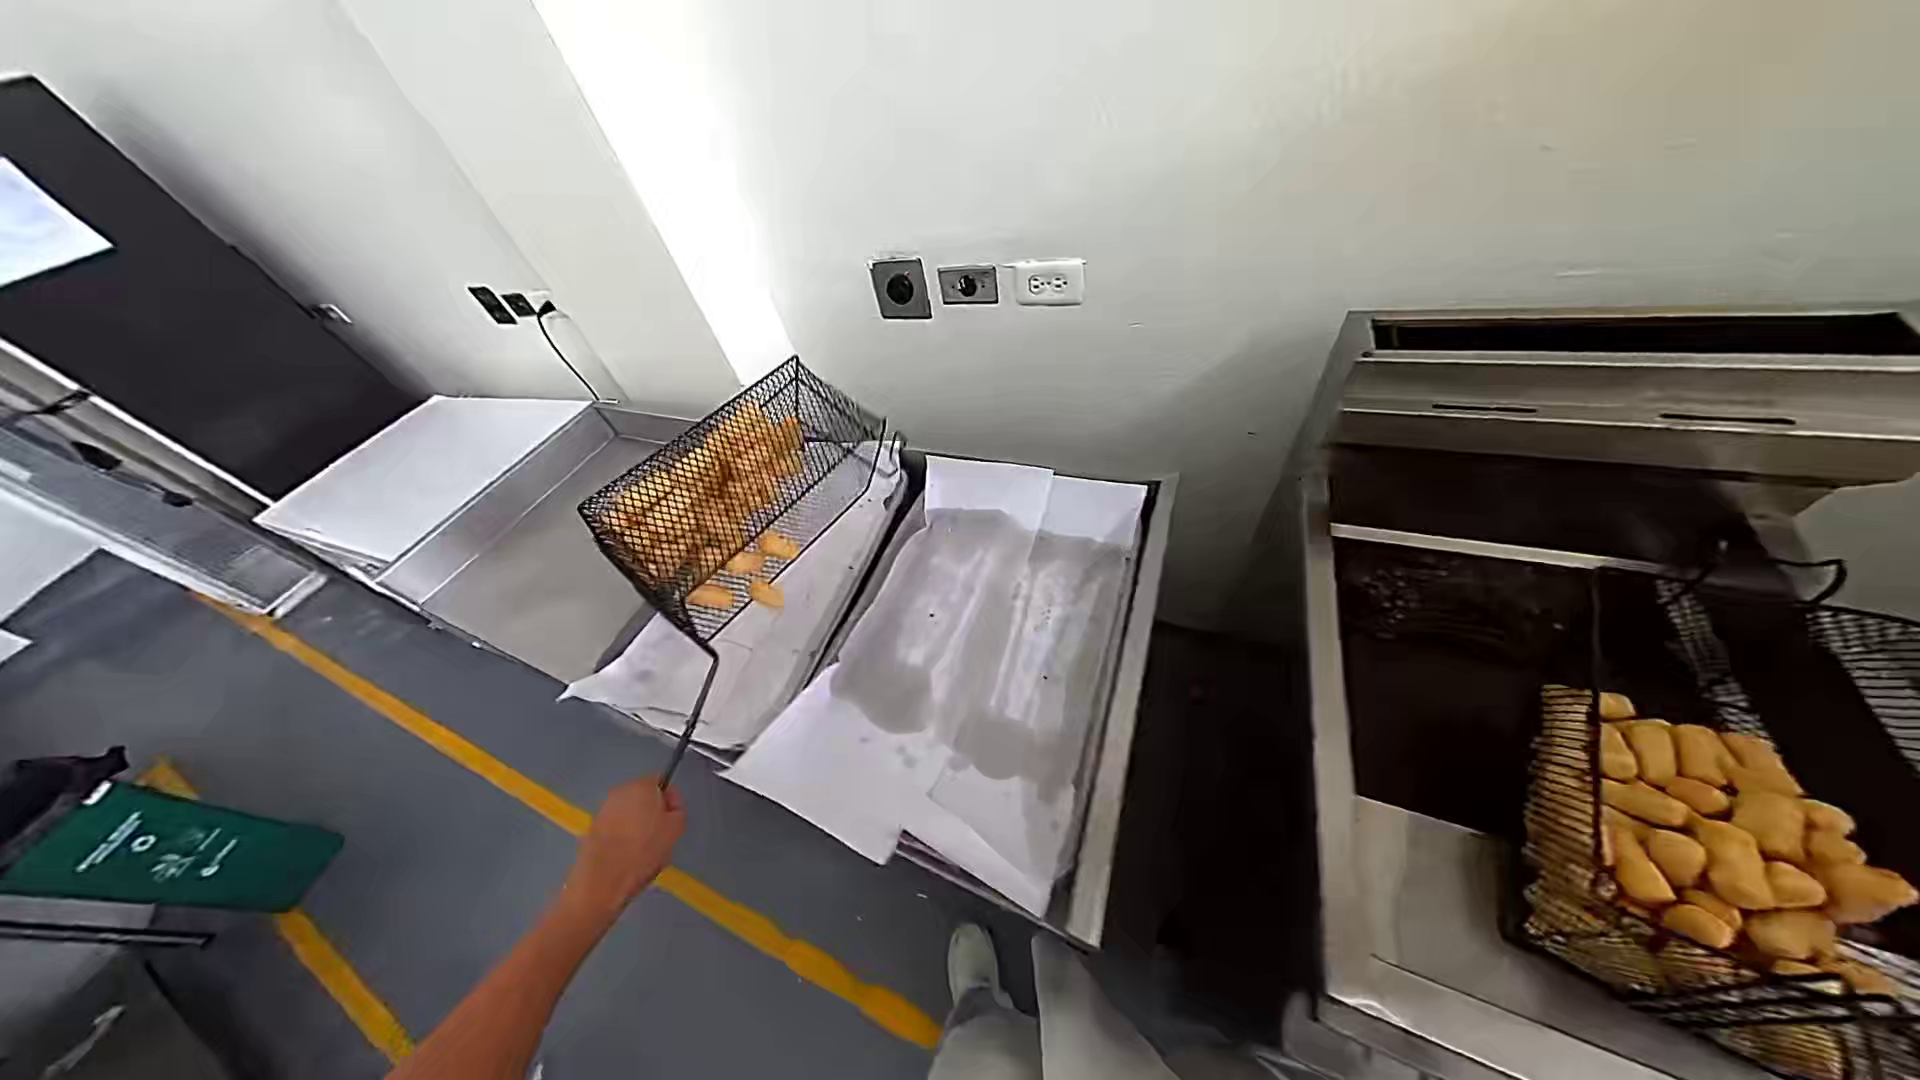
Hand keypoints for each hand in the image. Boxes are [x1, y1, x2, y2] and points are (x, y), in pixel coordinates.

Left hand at [563, 777, 685, 915]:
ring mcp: (602, 812)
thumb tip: (669, 806)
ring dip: (636, 827)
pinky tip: (627, 859)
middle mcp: (618, 792)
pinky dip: (621, 839)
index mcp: (641, 785)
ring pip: (628, 815)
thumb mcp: (677, 828)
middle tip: (661, 835)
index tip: (673, 819)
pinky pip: (614, 830)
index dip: (671, 799)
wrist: (600, 884)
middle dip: (652, 813)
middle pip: (643, 798)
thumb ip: (677, 809)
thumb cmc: (643, 851)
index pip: (662, 782)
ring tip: (643, 851)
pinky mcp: (590, 831)